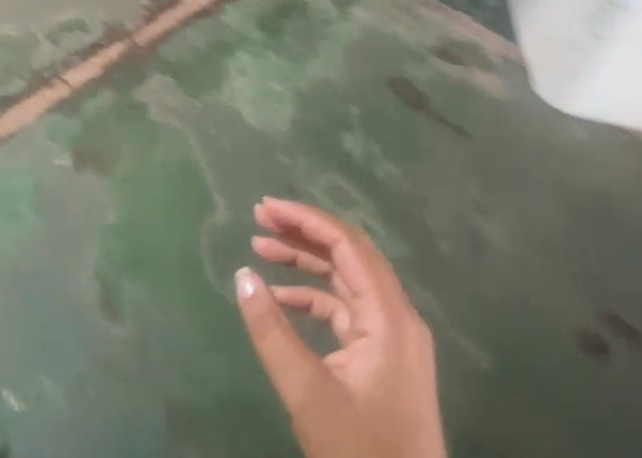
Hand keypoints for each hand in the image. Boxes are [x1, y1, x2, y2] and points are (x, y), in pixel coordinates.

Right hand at [235, 198, 446, 457]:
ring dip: (307, 263)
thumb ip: (271, 329)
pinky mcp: (386, 358)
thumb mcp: (306, 389)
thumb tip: (243, 275)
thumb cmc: (358, 447)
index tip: (264, 207)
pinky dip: (315, 297)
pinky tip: (280, 299)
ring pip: (349, 281)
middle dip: (304, 232)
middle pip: (351, 256)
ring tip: (261, 248)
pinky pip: (349, 310)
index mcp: (389, 317)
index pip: (348, 246)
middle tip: (258, 218)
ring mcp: (395, 339)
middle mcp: (399, 317)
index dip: (306, 219)